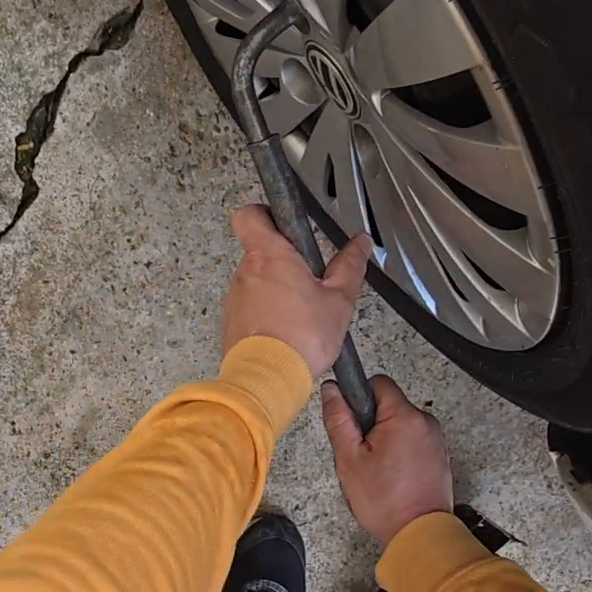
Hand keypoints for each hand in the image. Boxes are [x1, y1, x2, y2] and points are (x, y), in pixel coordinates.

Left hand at [221, 204, 370, 375]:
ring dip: (274, 290)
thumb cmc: (302, 339)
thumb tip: (360, 245)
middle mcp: (245, 273)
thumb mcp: (339, 301)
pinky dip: (264, 313)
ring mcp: (234, 298)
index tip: (282, 221)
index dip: (264, 213)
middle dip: (282, 261)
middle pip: (258, 252)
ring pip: (254, 282)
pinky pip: (248, 307)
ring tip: (299, 313)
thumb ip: (350, 267)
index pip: (251, 215)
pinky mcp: (230, 322)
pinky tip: (285, 330)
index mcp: (270, 256)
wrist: (267, 379)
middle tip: (307, 280)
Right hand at [320, 375, 453, 544]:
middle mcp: (425, 422)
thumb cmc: (384, 500)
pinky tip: (392, 476)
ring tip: (377, 470)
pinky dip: (400, 452)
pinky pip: (413, 441)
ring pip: (400, 425)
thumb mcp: (349, 458)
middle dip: (371, 424)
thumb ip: (339, 419)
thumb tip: (332, 390)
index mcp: (404, 417)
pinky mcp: (440, 455)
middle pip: (389, 405)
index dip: (358, 397)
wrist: (419, 533)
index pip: (378, 383)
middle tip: (361, 455)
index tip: (351, 422)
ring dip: (385, 439)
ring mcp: (436, 439)